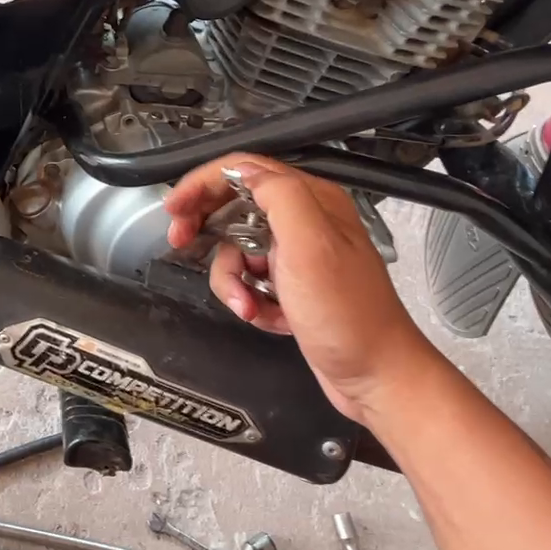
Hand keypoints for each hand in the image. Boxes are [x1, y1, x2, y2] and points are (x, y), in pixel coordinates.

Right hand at [164, 154, 445, 422]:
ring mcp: (296, 254)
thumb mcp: (311, 245)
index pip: (242, 170)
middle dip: (205, 226)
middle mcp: (303, 220)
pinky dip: (246, 297)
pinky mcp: (290, 285)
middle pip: (233, 205)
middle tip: (180, 241)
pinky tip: (263, 316)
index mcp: (311, 201)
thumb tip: (241, 169)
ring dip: (229, 277)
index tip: (173, 207)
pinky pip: (248, 279)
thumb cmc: (346, 314)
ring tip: (245, 304)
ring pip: (235, 247)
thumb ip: (279, 196)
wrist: (377, 380)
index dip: (201, 183)